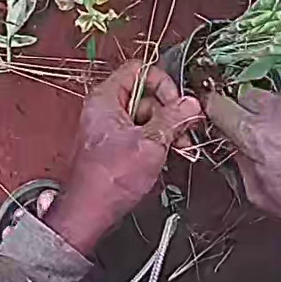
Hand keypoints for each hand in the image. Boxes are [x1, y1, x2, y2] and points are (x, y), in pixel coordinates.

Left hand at [48, 61, 202, 254]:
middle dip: (169, 111)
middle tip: (184, 128)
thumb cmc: (107, 179)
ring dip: (167, 128)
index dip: (162, 83)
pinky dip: (157, 140)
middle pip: (146, 94)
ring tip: (180, 145)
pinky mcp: (116, 145)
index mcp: (106, 98)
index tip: (177, 103)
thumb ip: (173, 119)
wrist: (90, 212)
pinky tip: (168, 153)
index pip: (139, 69)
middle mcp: (105, 108)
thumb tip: (190, 104)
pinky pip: (141, 132)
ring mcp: (110, 127)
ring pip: (147, 115)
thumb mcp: (150, 143)